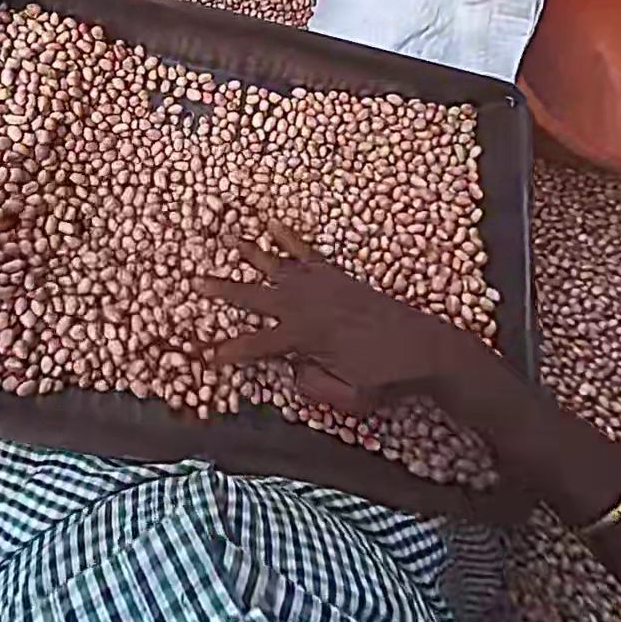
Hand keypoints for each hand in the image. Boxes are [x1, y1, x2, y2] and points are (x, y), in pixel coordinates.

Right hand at [199, 220, 497, 413]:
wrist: (425, 347)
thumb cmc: (387, 378)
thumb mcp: (349, 398)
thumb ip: (312, 386)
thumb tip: (292, 368)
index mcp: (305, 337)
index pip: (257, 345)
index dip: (231, 351)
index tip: (210, 355)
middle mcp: (306, 305)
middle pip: (255, 296)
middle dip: (224, 290)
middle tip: (196, 282)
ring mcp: (319, 285)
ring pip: (275, 266)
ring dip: (249, 252)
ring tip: (228, 237)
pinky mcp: (334, 275)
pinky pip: (305, 252)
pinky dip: (287, 237)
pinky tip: (272, 223)